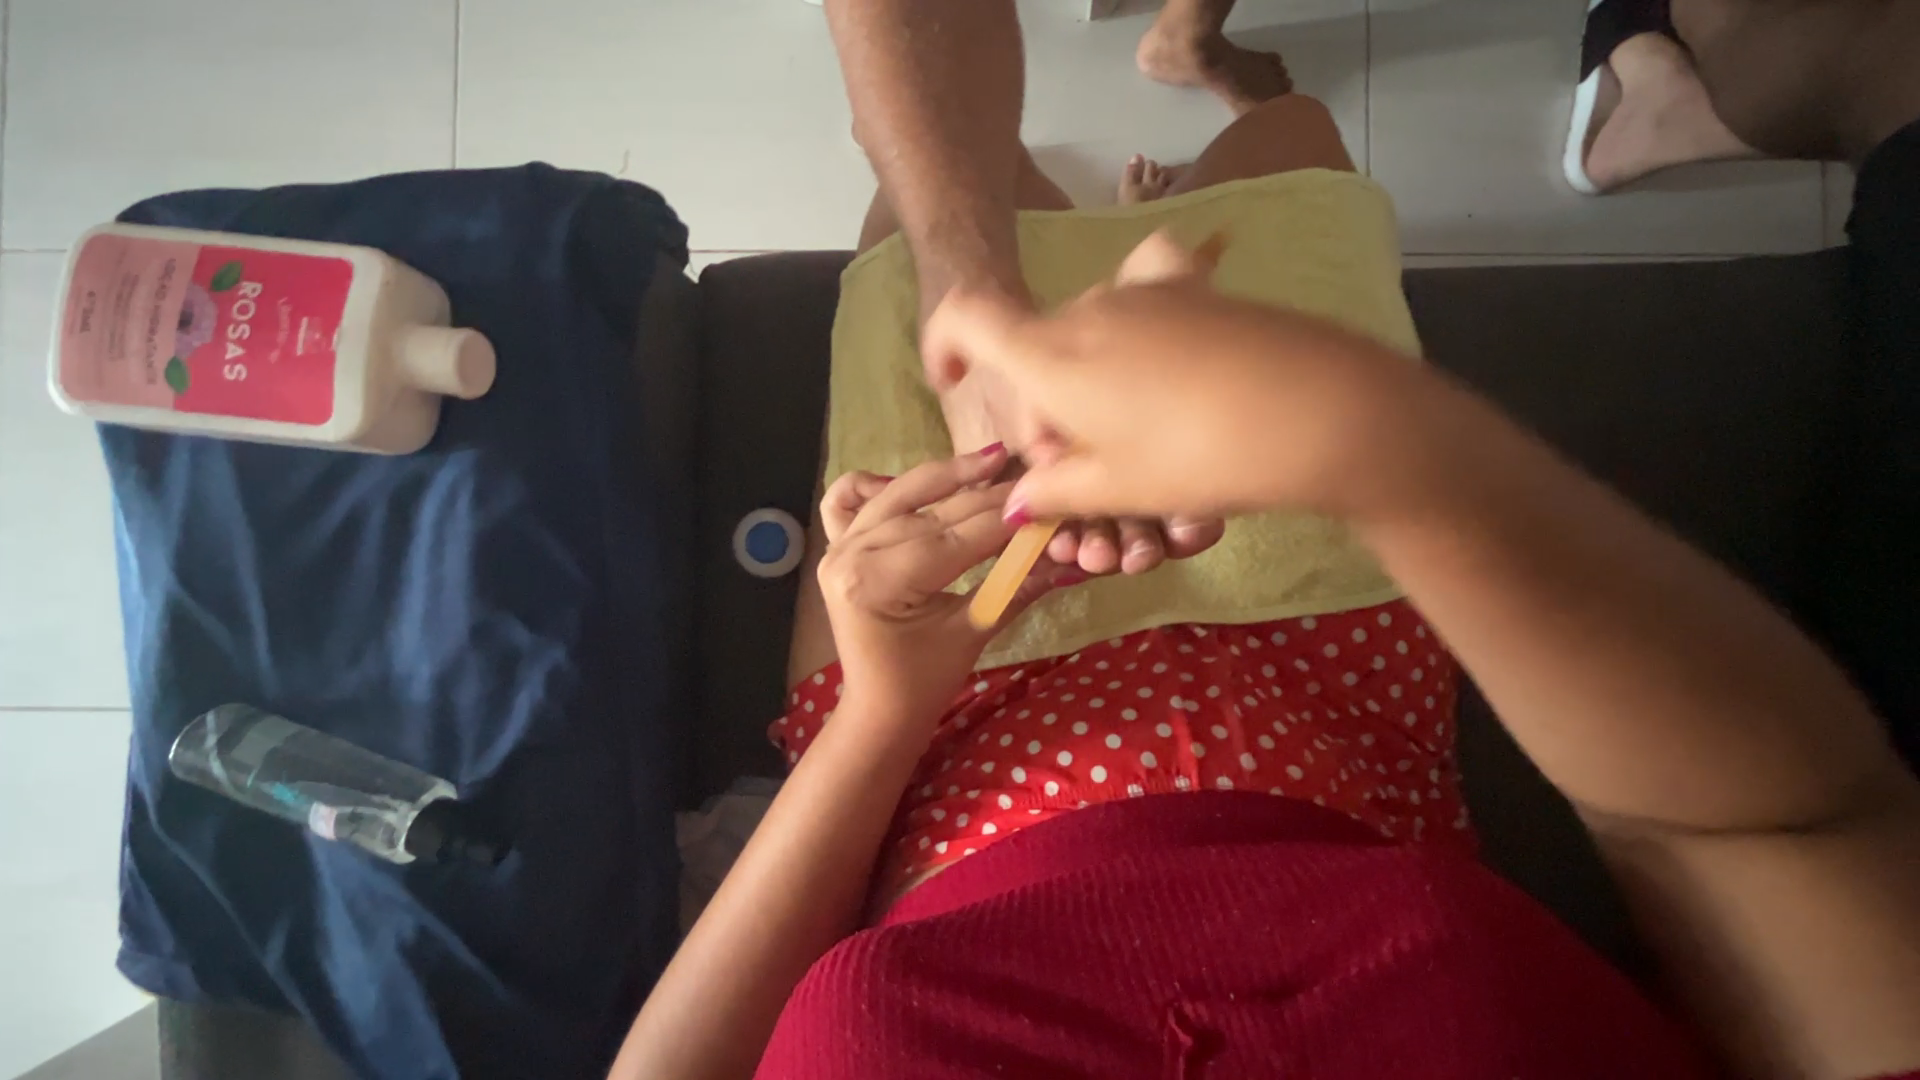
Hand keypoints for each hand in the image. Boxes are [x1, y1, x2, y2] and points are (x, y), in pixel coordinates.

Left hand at [818, 445, 1086, 723]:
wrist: (880, 706)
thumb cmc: (926, 681)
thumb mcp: (974, 633)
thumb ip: (1016, 587)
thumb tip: (1071, 558)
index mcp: (877, 584)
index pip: (954, 540)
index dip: (1004, 519)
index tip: (1047, 500)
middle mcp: (850, 555)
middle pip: (931, 513)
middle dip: (986, 497)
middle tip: (1032, 477)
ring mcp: (837, 546)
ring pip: (898, 496)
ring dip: (947, 477)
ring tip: (992, 458)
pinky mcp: (835, 545)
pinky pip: (848, 498)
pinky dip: (879, 484)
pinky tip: (914, 483)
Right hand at [922, 231, 1428, 524]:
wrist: (1321, 411)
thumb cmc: (1196, 459)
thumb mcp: (1116, 490)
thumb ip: (1053, 494)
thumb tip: (1018, 502)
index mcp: (1048, 355)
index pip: (966, 317)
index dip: (944, 342)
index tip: (950, 376)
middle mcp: (1086, 309)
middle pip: (1038, 348)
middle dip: (1046, 407)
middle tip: (1085, 463)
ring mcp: (1144, 292)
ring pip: (1088, 331)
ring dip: (1090, 379)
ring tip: (1135, 431)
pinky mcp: (1194, 290)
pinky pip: (1143, 288)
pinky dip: (1135, 316)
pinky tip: (1160, 344)